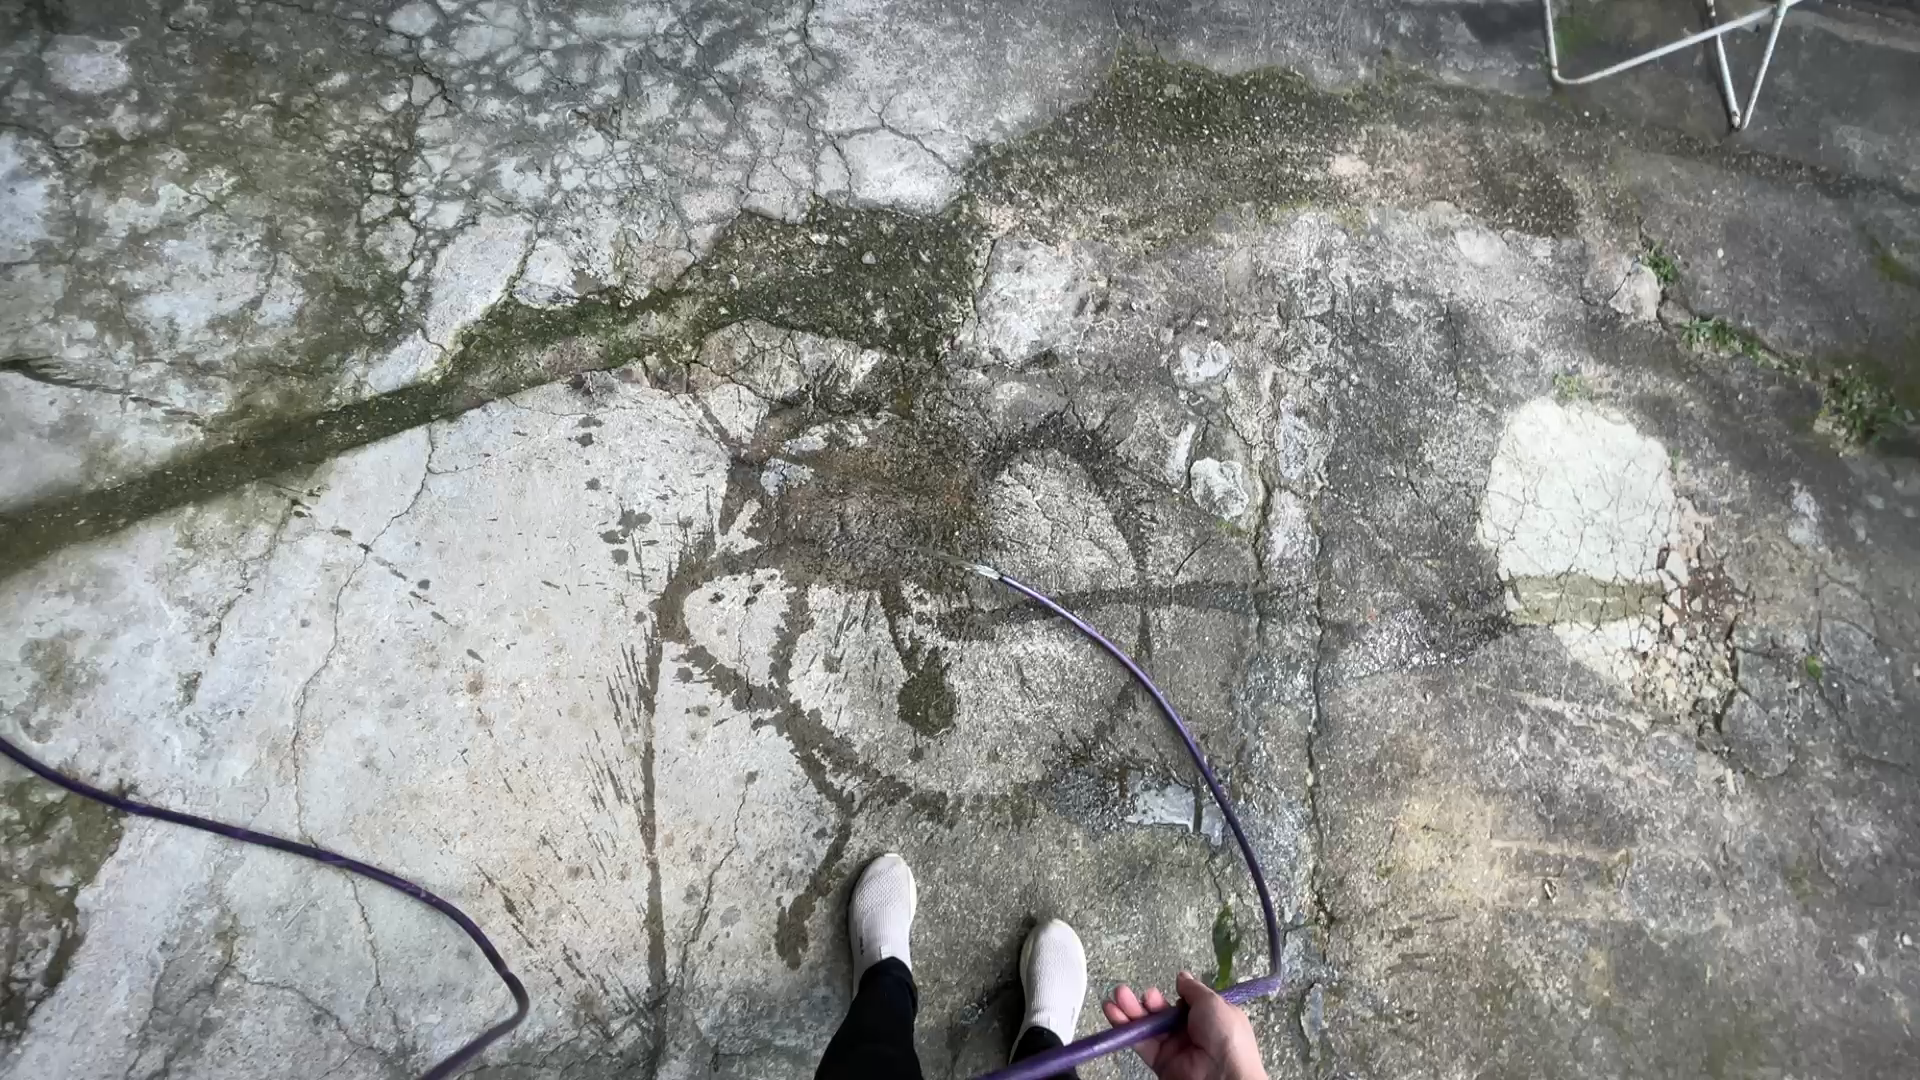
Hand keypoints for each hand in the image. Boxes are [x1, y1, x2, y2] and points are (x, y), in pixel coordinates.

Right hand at [1101, 971, 1267, 1079]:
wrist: (1222, 1078)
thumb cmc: (1224, 1036)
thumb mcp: (1214, 1002)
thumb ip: (1193, 989)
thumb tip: (1182, 976)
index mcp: (1210, 1019)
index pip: (1186, 1002)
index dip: (1175, 994)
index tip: (1171, 988)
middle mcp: (1191, 1032)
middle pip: (1162, 1011)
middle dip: (1146, 999)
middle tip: (1129, 990)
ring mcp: (1174, 1048)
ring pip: (1148, 1024)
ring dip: (1130, 1009)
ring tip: (1117, 996)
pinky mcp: (1161, 1063)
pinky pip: (1141, 1042)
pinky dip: (1125, 1028)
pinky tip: (1111, 1011)